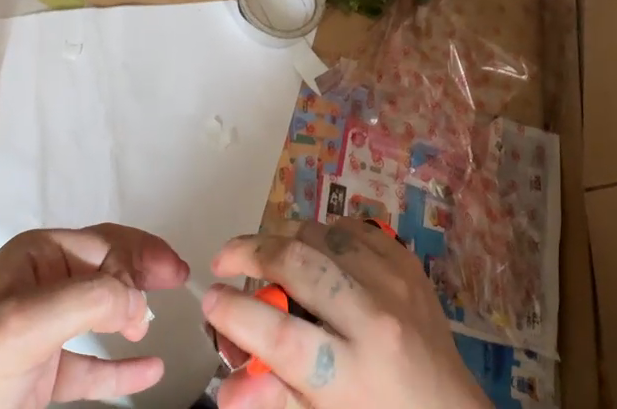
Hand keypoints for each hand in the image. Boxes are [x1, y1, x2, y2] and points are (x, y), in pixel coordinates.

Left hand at [0, 223, 189, 408]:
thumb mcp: (22, 325)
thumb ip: (86, 301)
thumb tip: (140, 298)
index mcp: (34, 257)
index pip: (101, 243)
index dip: (138, 255)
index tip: (168, 281)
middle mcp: (41, 286)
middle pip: (106, 269)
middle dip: (142, 271)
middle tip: (180, 279)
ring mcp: (42, 332)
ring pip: (102, 313)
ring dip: (133, 313)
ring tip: (158, 324)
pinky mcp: (43, 377)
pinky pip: (93, 366)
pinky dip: (122, 367)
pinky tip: (151, 369)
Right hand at [202, 219, 488, 408]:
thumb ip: (273, 398)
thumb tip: (225, 389)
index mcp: (353, 375)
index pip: (278, 335)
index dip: (234, 314)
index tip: (210, 302)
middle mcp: (376, 319)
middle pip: (297, 262)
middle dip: (248, 252)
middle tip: (224, 261)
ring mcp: (395, 281)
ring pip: (321, 233)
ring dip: (285, 241)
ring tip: (269, 261)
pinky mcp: (407, 261)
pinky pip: (351, 226)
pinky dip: (323, 234)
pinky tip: (316, 255)